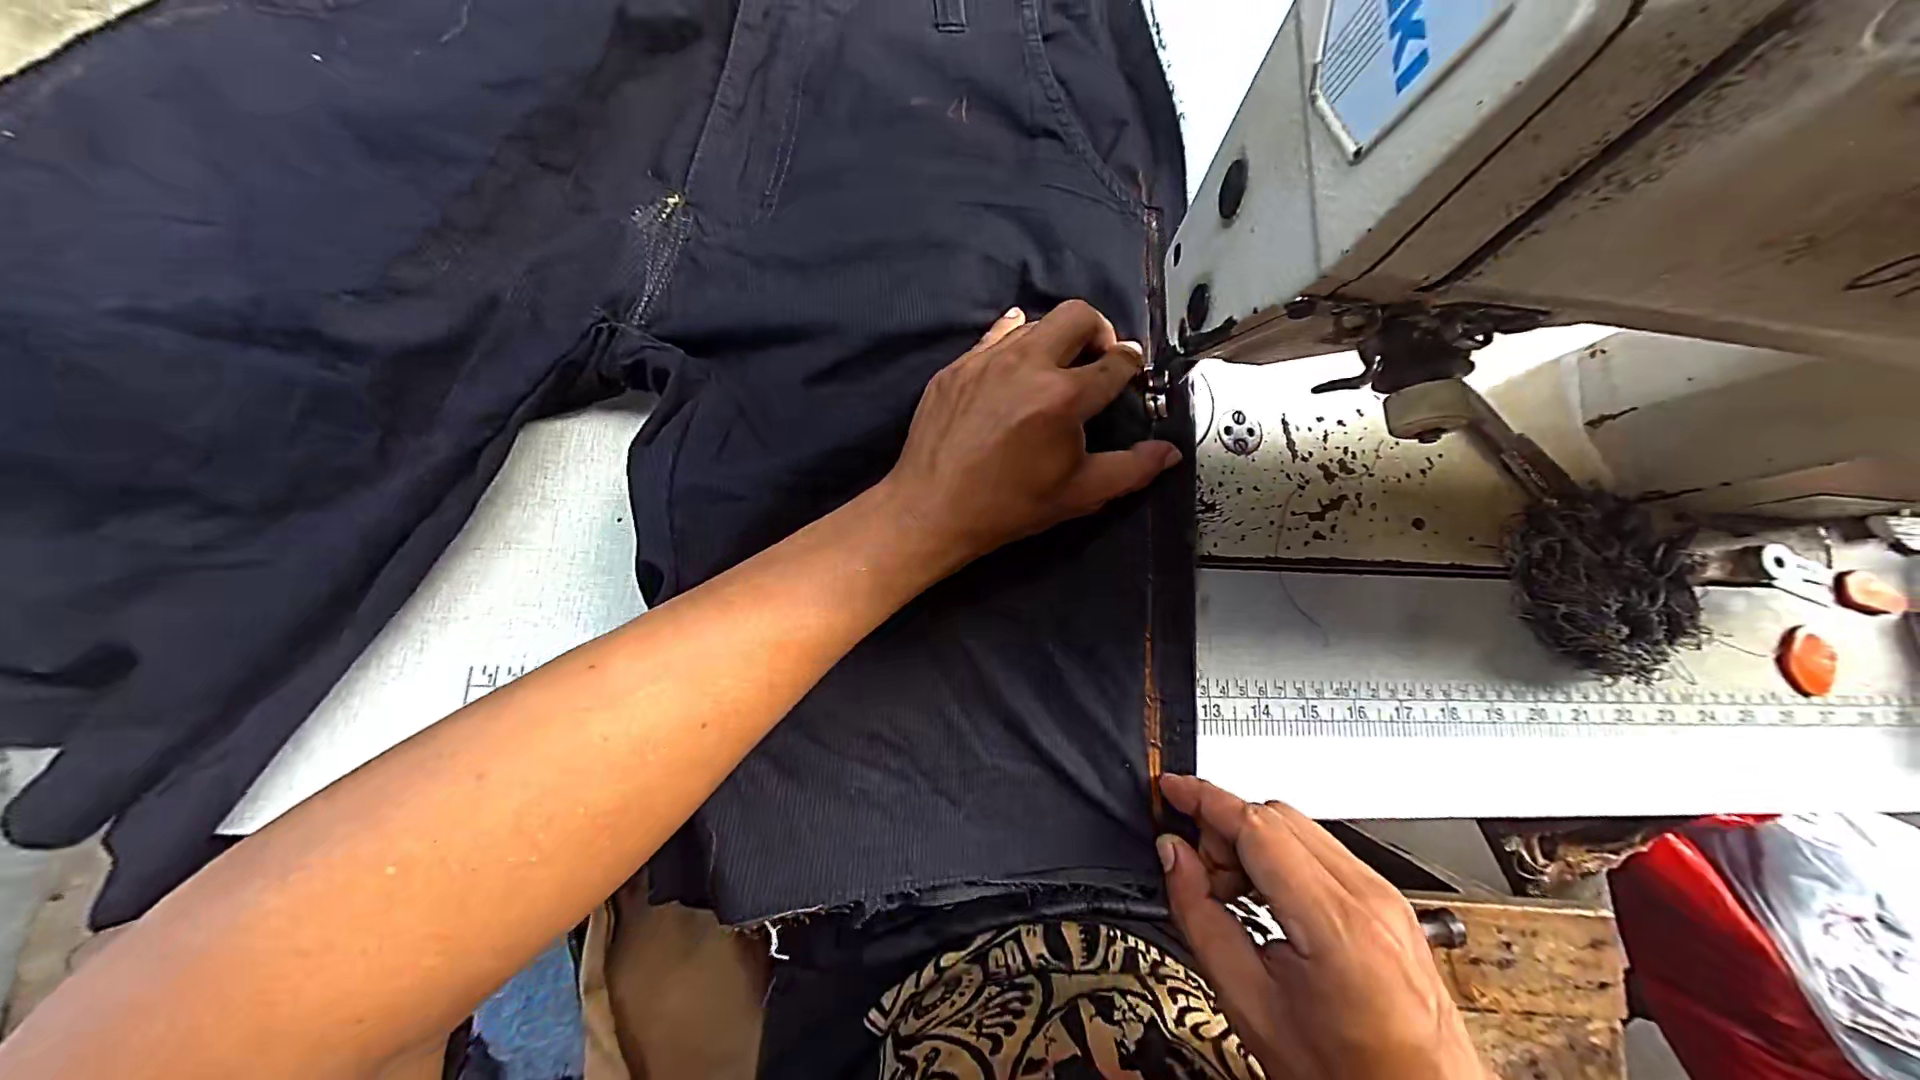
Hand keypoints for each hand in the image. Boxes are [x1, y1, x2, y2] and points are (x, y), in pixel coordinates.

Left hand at [878, 301, 1180, 563]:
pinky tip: (1017, 359)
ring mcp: (987, 360)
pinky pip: (995, 334)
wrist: (931, 509)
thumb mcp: (1079, 494)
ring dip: (1058, 338)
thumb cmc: (1007, 506)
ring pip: (1037, 322)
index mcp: (1064, 397)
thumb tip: (1167, 452)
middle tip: (1098, 360)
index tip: (1131, 374)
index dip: (1132, 366)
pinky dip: (1016, 339)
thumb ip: (1131, 469)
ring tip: (1056, 369)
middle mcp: (1027, 365)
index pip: (1115, 362)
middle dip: (1100, 330)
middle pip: (1079, 315)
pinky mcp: (957, 366)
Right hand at [1157, 775, 1489, 1079]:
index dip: (1204, 797)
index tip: (1172, 789)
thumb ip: (1199, 916)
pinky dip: (1280, 857)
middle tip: (1198, 870)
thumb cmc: (1348, 1078)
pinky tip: (1265, 898)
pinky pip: (1321, 850)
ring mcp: (1386, 897)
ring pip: (1297, 827)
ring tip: (1233, 894)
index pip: (1256, 825)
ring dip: (1251, 842)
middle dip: (1224, 828)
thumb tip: (1173, 855)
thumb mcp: (1249, 1003)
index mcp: (1335, 923)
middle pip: (1275, 815)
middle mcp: (1369, 897)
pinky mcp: (1390, 903)